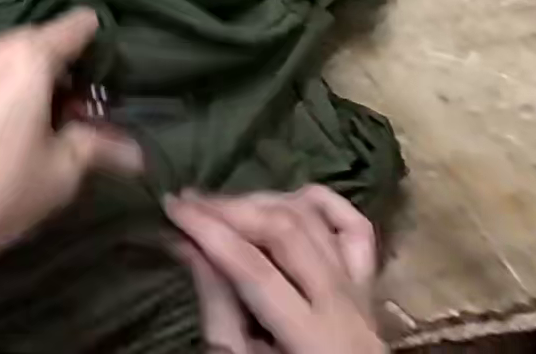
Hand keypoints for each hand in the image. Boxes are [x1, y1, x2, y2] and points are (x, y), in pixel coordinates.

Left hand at [0, 8, 144, 286]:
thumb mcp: (60, 171)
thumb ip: (98, 148)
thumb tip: (135, 152)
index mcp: (29, 52)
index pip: (77, 24)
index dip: (103, 43)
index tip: (120, 74)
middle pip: (46, 42)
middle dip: (73, 73)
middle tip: (93, 118)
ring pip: (18, 59)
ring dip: (42, 84)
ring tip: (57, 131)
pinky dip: (12, 89)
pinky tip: (15, 131)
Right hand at [166, 187, 383, 353]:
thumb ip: (216, 303)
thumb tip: (185, 241)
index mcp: (318, 343)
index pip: (256, 269)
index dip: (208, 231)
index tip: (169, 206)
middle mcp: (348, 311)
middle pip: (285, 232)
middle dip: (229, 209)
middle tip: (188, 202)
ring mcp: (361, 294)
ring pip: (310, 220)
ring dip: (259, 202)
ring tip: (219, 205)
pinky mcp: (366, 285)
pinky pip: (354, 229)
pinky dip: (321, 203)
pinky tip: (286, 196)